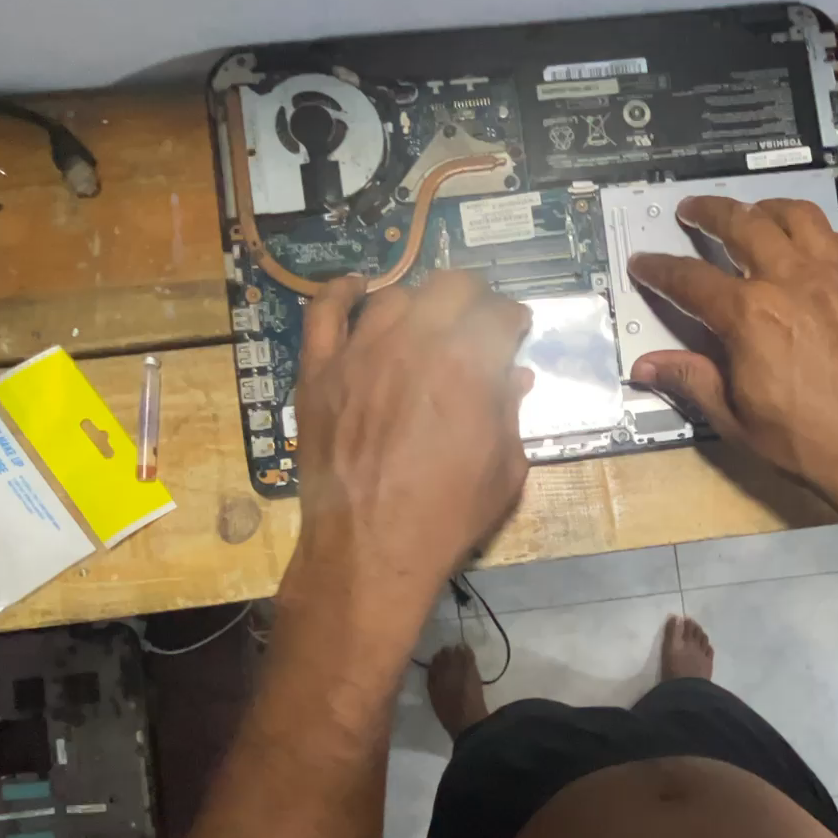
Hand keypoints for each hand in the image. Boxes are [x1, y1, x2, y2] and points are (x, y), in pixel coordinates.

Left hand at [290, 272, 532, 601]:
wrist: (372, 550)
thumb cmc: (449, 517)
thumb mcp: (505, 471)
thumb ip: (511, 414)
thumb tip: (516, 378)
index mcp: (469, 367)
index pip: (499, 315)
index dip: (515, 319)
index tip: (518, 330)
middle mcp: (415, 344)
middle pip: (450, 287)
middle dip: (476, 296)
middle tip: (481, 319)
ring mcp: (360, 353)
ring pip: (395, 296)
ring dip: (422, 301)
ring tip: (429, 320)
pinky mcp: (320, 372)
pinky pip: (324, 312)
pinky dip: (342, 292)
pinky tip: (357, 289)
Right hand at [628, 196, 837, 522]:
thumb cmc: (804, 442)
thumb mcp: (734, 419)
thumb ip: (691, 379)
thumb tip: (643, 366)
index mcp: (749, 315)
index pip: (691, 280)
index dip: (660, 270)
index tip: (641, 264)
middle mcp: (789, 279)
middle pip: (742, 224)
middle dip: (709, 212)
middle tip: (690, 211)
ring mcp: (834, 275)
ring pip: (795, 215)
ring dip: (764, 207)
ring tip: (749, 212)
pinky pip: (837, 237)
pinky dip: (813, 230)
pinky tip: (806, 244)